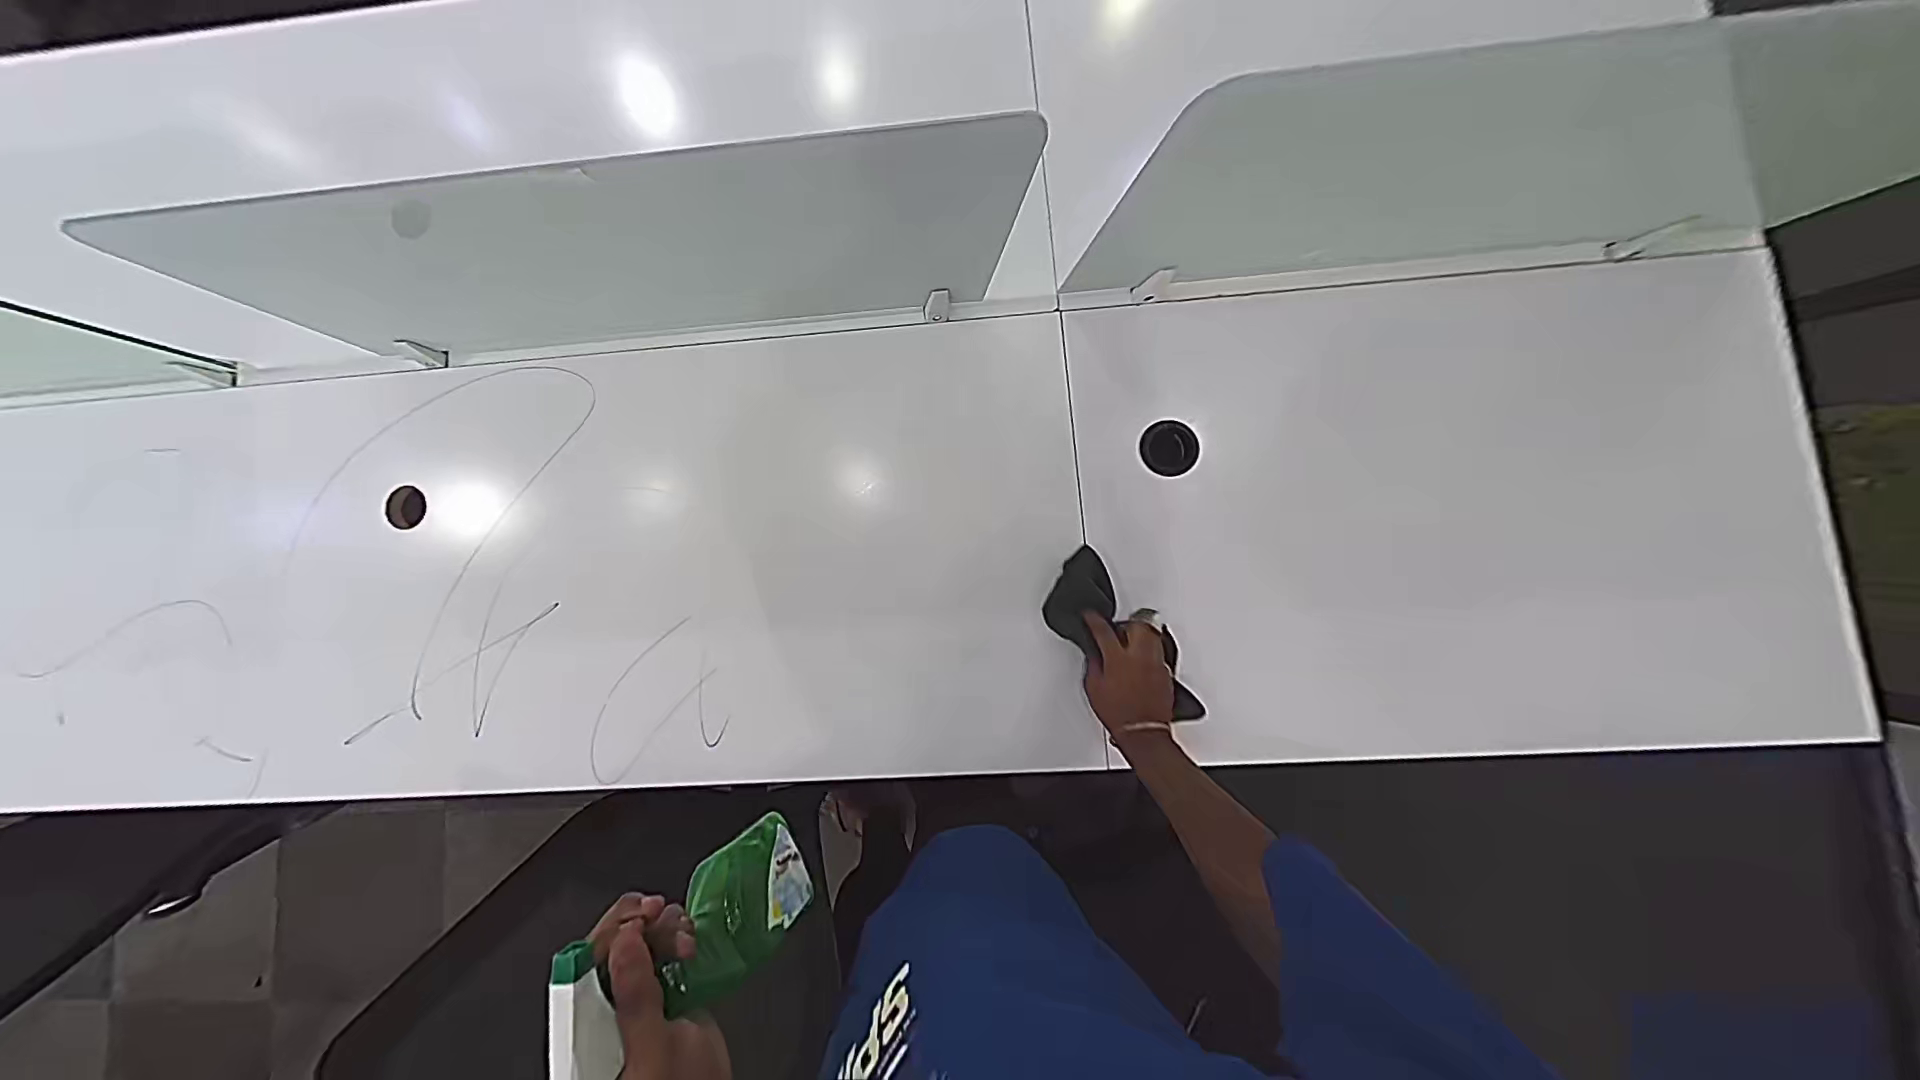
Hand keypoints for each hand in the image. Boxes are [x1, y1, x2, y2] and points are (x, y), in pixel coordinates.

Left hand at [588, 895, 728, 1079]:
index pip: (584, 966)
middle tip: (663, 913)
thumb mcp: (653, 1053)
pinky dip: (679, 942)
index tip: (640, 912)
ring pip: (642, 951)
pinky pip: (666, 961)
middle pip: (613, 953)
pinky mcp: (668, 1003)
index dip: (609, 933)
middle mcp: (607, 1013)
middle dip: (640, 926)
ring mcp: (639, 1007)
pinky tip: (692, 940)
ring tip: (685, 935)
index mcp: (587, 1028)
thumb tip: (626, 939)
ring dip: (664, 931)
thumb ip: (636, 999)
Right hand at [1081, 611, 1174, 743]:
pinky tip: (1142, 660)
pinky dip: (1150, 652)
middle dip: (1126, 622)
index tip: (1090, 616)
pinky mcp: (1166, 673)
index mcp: (1117, 658)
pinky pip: (1159, 653)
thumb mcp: (1094, 687)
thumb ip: (1094, 664)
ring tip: (1132, 640)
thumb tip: (1095, 655)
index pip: (1103, 630)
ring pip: (1152, 635)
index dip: (1093, 619)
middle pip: (1136, 624)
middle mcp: (1139, 657)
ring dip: (1141, 633)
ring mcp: (1156, 663)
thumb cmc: (1119, 714)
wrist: (1142, 732)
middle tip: (1118, 628)